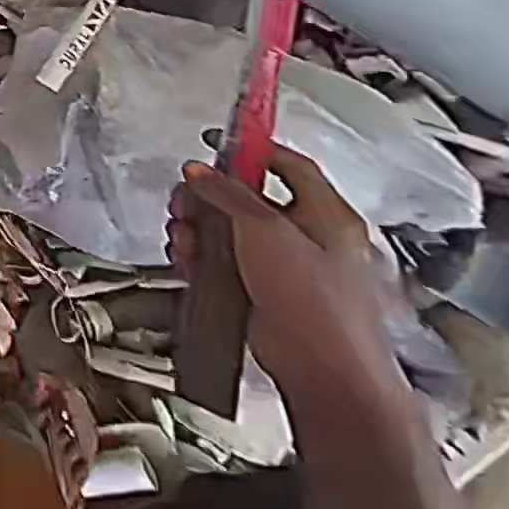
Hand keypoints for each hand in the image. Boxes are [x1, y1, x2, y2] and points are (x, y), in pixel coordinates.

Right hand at [166, 144, 402, 402]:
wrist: (321, 367)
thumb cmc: (312, 297)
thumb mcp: (266, 231)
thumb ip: (228, 195)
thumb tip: (198, 171)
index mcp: (324, 214)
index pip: (289, 165)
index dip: (253, 149)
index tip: (217, 141)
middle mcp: (304, 234)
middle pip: (244, 197)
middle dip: (207, 196)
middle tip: (183, 201)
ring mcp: (279, 262)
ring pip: (225, 228)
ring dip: (196, 228)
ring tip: (183, 238)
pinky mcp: (257, 286)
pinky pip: (219, 258)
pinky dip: (198, 254)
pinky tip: (187, 259)